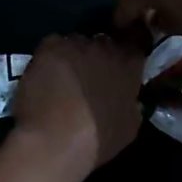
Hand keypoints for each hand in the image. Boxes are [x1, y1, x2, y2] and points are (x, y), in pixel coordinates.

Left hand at [7, 35, 145, 175]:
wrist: (56, 141)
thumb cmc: (99, 138)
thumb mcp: (131, 124)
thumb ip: (132, 102)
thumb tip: (129, 98)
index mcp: (131, 62)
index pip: (136, 40)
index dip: (127, 51)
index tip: (120, 66)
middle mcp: (107, 46)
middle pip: (103, 42)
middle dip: (98, 56)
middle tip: (90, 77)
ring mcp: (77, 44)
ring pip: (76, 43)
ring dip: (73, 56)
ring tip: (63, 78)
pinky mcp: (50, 48)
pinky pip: (52, 45)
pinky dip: (50, 57)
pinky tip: (46, 75)